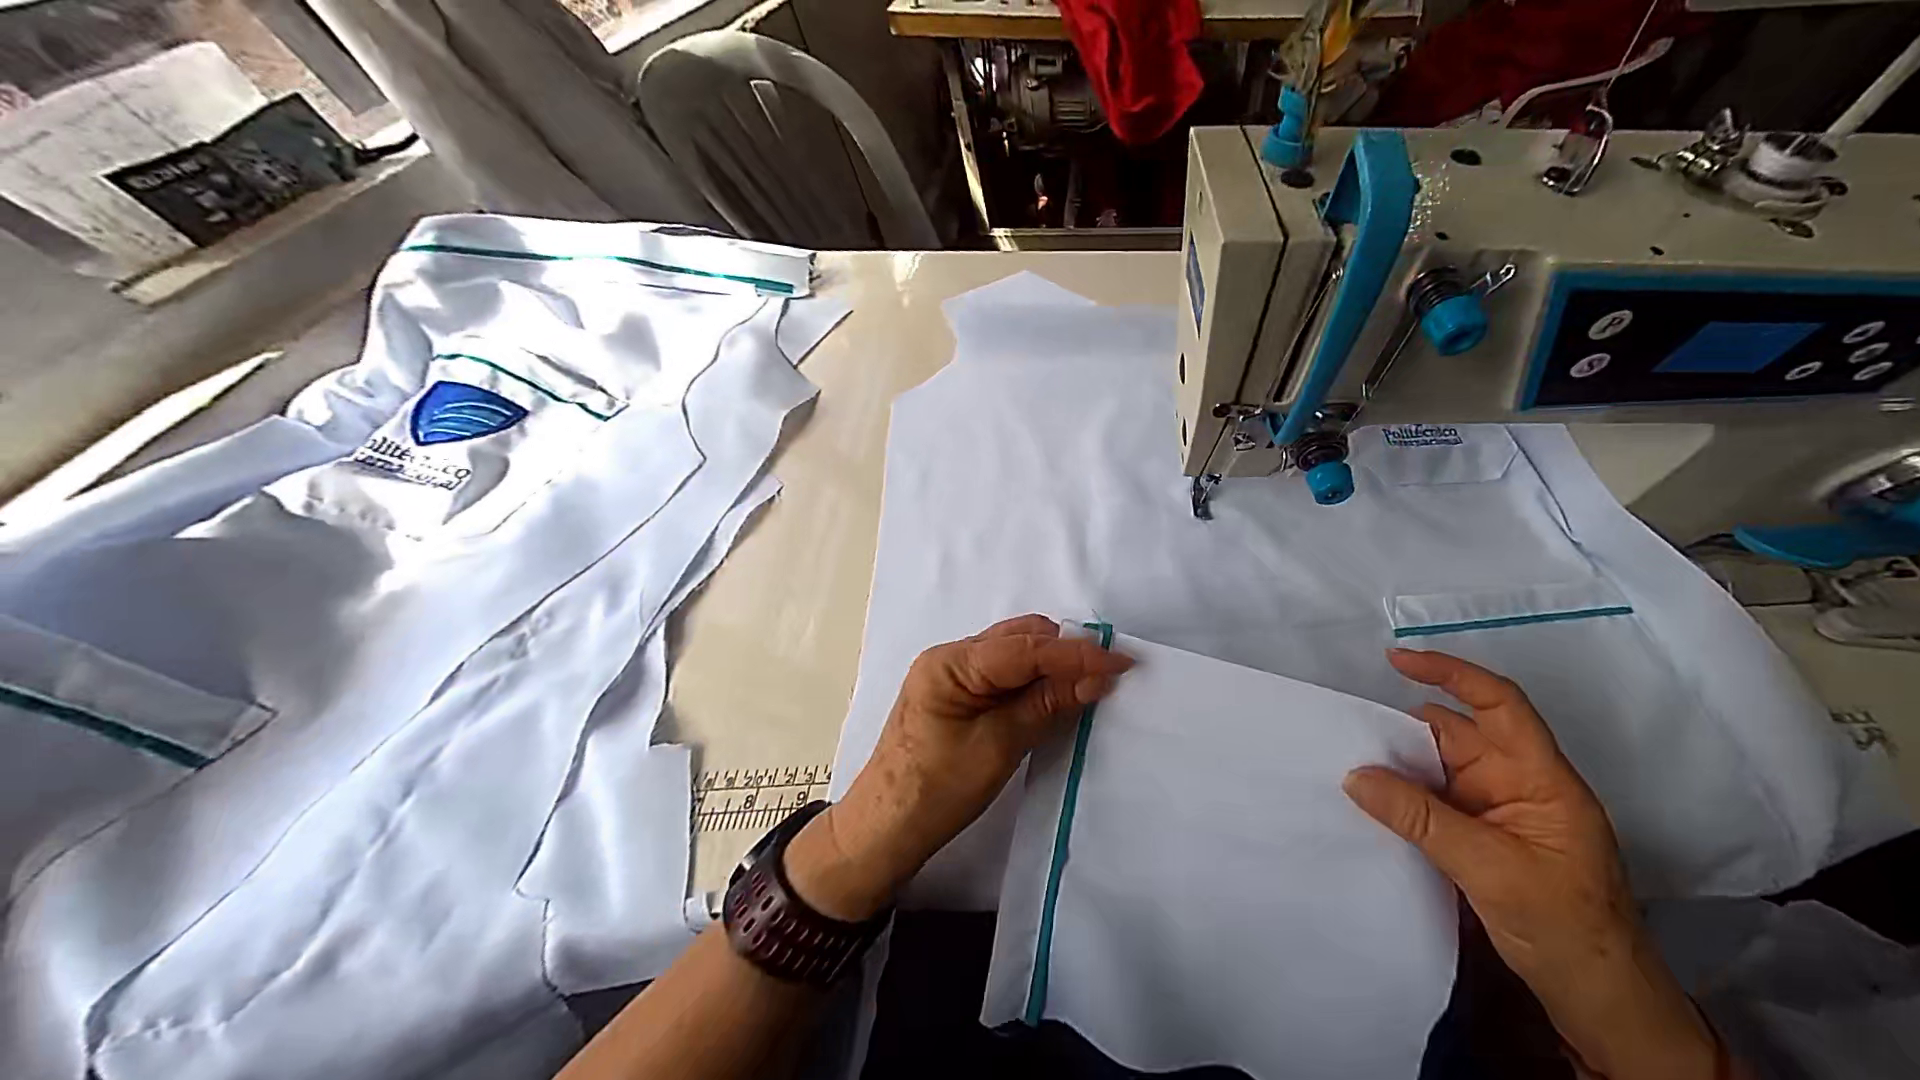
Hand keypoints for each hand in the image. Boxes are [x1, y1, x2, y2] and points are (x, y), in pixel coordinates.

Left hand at [786, 615, 1131, 920]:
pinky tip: (1054, 693)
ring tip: (1088, 683)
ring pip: (1012, 651)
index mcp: (951, 663)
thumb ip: (1045, 705)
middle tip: (1108, 675)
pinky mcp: (957, 692)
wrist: (886, 827)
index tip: (1122, 662)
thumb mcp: (998, 747)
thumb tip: (1096, 679)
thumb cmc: (936, 790)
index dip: (1076, 654)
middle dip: (1064, 651)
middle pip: (1018, 638)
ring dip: (1050, 663)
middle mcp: (949, 657)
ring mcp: (951, 673)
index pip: (1024, 648)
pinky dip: (1032, 678)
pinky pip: (1003, 671)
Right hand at [1343, 649, 1721, 1078]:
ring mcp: (1491, 809)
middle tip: (1345, 731)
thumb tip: (1354, 776)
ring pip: (1433, 765)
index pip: (1499, 706)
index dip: (1451, 674)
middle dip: (1401, 727)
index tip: (1396, 659)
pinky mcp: (1472, 834)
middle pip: (1453, 733)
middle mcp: (1514, 783)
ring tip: (1343, 759)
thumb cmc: (1568, 929)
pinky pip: (1426, 798)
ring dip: (1393, 761)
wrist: (1598, 1001)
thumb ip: (1421, 818)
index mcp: (1541, 780)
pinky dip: (1395, 792)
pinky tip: (1365, 796)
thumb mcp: (1492, 870)